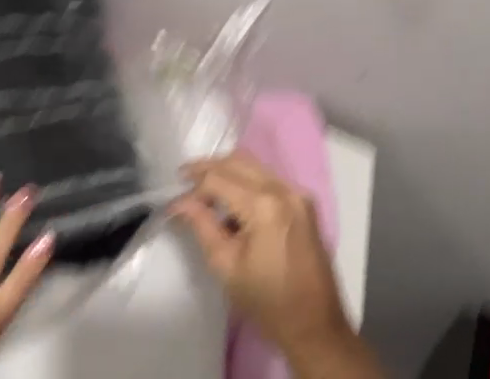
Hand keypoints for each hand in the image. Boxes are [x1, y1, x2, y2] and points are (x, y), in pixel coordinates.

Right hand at [171, 154, 380, 378]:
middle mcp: (284, 189)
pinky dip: (247, 183)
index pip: (218, 179)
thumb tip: (179, 203)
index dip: (193, 189)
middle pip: (237, 162)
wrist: (315, 326)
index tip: (174, 203)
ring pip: (254, 166)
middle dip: (208, 168)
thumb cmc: (267, 301)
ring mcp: (298, 194)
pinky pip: (269, 179)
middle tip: (184, 181)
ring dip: (227, 173)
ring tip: (204, 192)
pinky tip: (232, 203)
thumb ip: (202, 225)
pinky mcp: (304, 204)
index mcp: (265, 205)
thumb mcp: (226, 265)